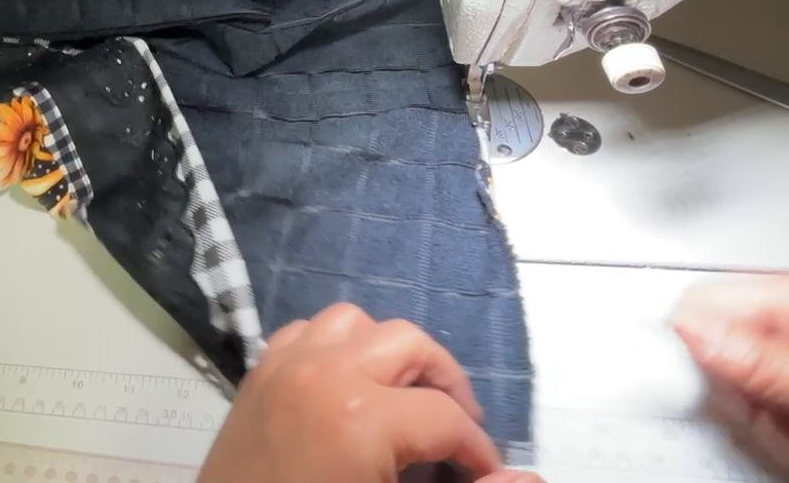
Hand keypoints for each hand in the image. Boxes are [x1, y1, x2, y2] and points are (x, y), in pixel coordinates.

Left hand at [198, 303, 529, 482]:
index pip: (444, 417)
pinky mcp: (259, 370)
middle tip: (457, 430)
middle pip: (406, 343)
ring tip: (405, 398)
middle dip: (444, 383)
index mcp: (359, 416)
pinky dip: (336, 347)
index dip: (478, 450)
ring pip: (354, 322)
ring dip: (387, 353)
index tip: (487, 475)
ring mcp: (286, 363)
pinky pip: (307, 331)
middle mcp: (323, 370)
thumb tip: (528, 478)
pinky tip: (347, 384)